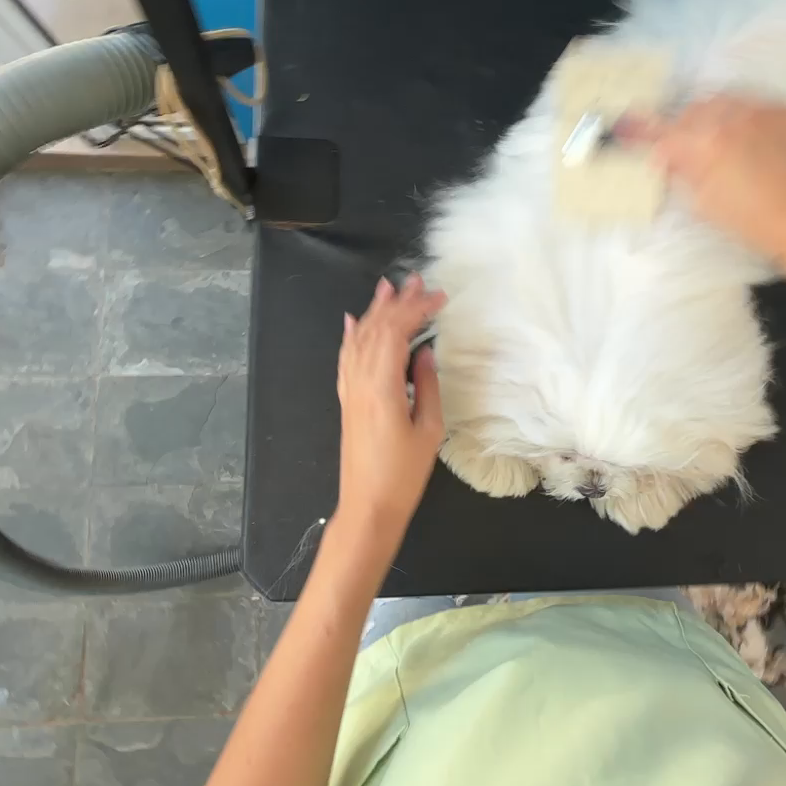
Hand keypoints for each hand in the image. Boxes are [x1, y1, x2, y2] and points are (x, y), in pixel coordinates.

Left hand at [335, 275, 445, 540]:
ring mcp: (349, 389)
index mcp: (382, 386)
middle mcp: (360, 380)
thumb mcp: (429, 429)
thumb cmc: (404, 474)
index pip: (397, 333)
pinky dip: (351, 335)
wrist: (368, 505)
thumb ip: (427, 385)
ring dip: (374, 311)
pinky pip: (346, 357)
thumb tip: (424, 351)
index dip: (417, 310)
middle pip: (376, 329)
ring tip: (388, 287)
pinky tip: (352, 320)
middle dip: (397, 303)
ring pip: (358, 339)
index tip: (439, 297)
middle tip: (417, 280)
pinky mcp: (346, 399)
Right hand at [649, 96, 785, 260]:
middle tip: (689, 146)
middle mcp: (739, 115)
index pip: (665, 130)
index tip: (627, 127)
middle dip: (688, 124)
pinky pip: (769, 107)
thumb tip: (665, 156)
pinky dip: (759, 122)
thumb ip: (681, 171)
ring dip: (723, 117)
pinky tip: (764, 147)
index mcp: (708, 141)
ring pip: (733, 101)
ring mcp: (773, 110)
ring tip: (730, 146)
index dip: (643, 130)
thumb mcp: (706, 203)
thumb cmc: (759, 223)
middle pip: (698, 108)